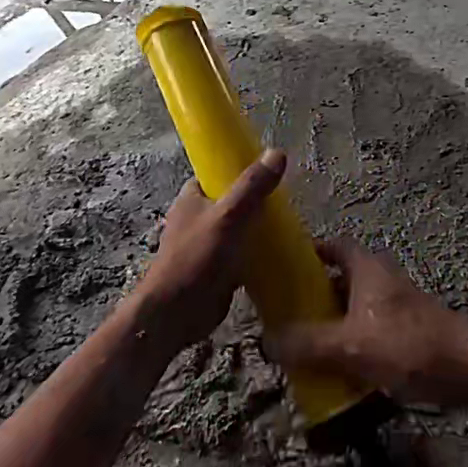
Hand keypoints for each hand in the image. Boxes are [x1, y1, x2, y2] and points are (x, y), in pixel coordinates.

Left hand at [130, 149, 286, 350]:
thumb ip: (251, 187)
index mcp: (192, 199)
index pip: (216, 174)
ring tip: (290, 226)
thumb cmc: (196, 258)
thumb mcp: (228, 216)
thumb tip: (277, 153)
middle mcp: (198, 219)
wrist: (177, 313)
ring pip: (239, 229)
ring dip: (259, 229)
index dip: (239, 170)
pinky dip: (259, 254)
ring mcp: (207, 246)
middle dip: (256, 202)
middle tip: (286, 202)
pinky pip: (243, 255)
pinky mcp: (218, 270)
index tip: (268, 170)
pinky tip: (282, 254)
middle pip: (232, 202)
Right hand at [266, 241, 467, 405]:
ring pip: (353, 307)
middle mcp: (381, 279)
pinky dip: (351, 342)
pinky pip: (368, 330)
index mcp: (367, 268)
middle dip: (313, 296)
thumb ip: (306, 343)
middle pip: (339, 279)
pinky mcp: (407, 330)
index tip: (283, 270)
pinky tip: (337, 369)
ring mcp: (396, 305)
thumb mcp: (349, 346)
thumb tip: (266, 340)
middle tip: (287, 317)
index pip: (333, 246)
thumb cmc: (408, 346)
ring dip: (331, 324)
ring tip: (304, 347)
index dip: (308, 254)